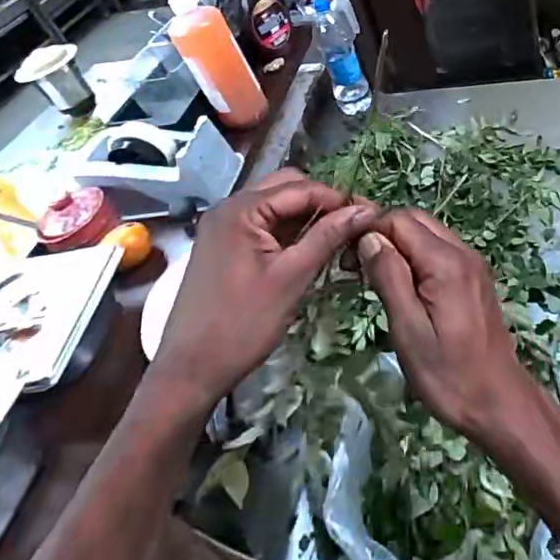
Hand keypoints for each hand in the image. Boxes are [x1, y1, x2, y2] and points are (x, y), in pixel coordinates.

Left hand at [151, 170, 375, 410]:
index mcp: (241, 210)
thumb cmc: (241, 324)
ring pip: (275, 206)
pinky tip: (309, 248)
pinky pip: (262, 225)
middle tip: (353, 224)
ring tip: (337, 236)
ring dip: (306, 216)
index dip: (337, 198)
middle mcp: (228, 208)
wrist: (189, 372)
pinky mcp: (222, 245)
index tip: (370, 213)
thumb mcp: (292, 277)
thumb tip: (365, 209)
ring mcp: (222, 227)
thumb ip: (328, 236)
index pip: (301, 187)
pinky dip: (287, 231)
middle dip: (322, 202)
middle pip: (286, 188)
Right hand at [354, 209, 548, 446]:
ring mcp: (472, 263)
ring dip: (398, 242)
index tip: (345, 254)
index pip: (399, 220)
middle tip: (355, 262)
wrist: (500, 402)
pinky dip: (416, 254)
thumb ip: (389, 278)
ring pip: (428, 232)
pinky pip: (440, 249)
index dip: (369, 228)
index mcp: (446, 262)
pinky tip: (401, 281)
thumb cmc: (449, 374)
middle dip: (382, 231)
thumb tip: (369, 238)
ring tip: (373, 272)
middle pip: (415, 219)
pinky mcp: (475, 277)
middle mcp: (463, 252)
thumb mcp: (408, 330)